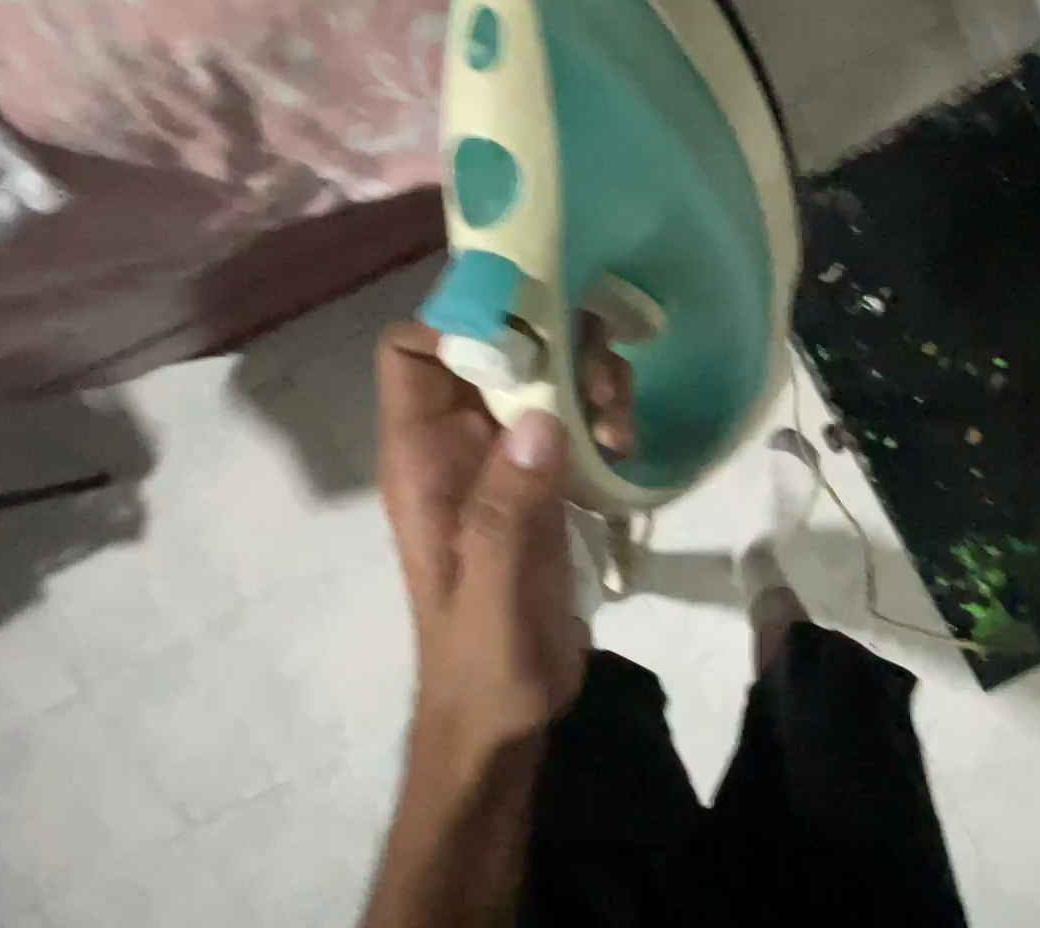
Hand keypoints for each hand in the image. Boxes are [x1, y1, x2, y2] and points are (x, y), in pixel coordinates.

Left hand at [376, 319, 631, 759]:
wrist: (504, 715)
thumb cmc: (486, 664)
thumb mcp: (495, 596)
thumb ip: (509, 512)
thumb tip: (541, 417)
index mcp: (422, 462)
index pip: (415, 354)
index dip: (465, 325)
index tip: (538, 335)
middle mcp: (457, 447)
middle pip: (493, 352)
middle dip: (551, 348)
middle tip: (603, 385)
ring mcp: (502, 462)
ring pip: (540, 380)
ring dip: (587, 384)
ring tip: (620, 428)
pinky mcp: (542, 482)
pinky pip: (569, 419)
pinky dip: (601, 418)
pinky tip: (625, 450)